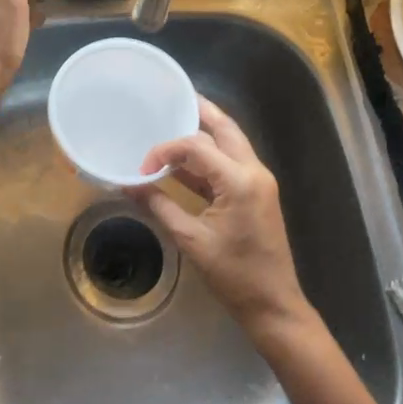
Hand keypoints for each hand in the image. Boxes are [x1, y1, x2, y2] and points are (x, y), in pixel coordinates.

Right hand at [127, 99, 310, 331]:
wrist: (273, 304)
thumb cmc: (233, 275)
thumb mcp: (191, 240)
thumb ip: (160, 206)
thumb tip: (129, 186)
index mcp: (239, 180)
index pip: (197, 146)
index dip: (165, 150)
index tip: (141, 168)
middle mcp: (253, 172)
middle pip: (225, 128)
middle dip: (199, 112)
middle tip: (171, 98)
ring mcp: (259, 181)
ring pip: (230, 143)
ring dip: (204, 133)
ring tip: (173, 121)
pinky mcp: (256, 193)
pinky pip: (231, 163)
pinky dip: (208, 158)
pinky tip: (183, 161)